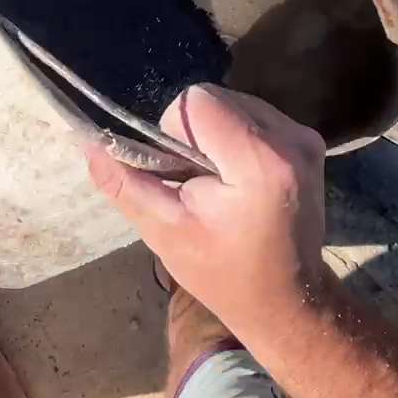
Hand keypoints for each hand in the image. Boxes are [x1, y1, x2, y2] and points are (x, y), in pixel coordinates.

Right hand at [84, 84, 330, 341]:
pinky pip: (252, 113)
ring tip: (217, 181)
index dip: (176, 131)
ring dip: (214, 132)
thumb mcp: (164, 231)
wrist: (288, 300)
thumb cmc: (223, 272)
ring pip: (233, 101)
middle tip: (197, 181)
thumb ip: (124, 182)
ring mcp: (305, 138)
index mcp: (258, 163)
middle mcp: (289, 140)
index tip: (181, 173)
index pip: (198, 101)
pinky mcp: (309, 140)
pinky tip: (237, 175)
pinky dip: (234, 135)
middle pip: (215, 97)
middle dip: (194, 132)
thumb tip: (87, 141)